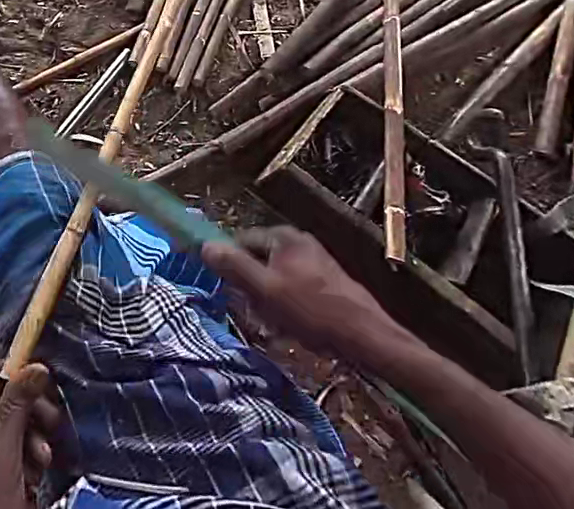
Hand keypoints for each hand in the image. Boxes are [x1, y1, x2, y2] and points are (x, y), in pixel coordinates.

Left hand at [0, 361, 60, 508]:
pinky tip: (28, 476)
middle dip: (24, 413)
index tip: (45, 387)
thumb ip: (17, 405)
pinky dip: (8, 456)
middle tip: (52, 427)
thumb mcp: (7, 453)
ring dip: (21, 437)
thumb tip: (34, 366)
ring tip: (42, 459)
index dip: (16, 376)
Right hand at [203, 226, 404, 357]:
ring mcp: (315, 260)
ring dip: (270, 301)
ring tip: (278, 325)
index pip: (239, 241)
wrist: (368, 337)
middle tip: (257, 313)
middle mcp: (298, 241)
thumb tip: (205, 246)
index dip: (230, 264)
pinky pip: (294, 288)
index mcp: (282, 236)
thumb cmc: (312, 311)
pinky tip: (295, 327)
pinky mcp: (327, 281)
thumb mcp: (265, 289)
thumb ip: (233, 266)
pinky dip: (288, 306)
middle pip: (258, 260)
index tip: (230, 291)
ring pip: (276, 277)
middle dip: (253, 287)